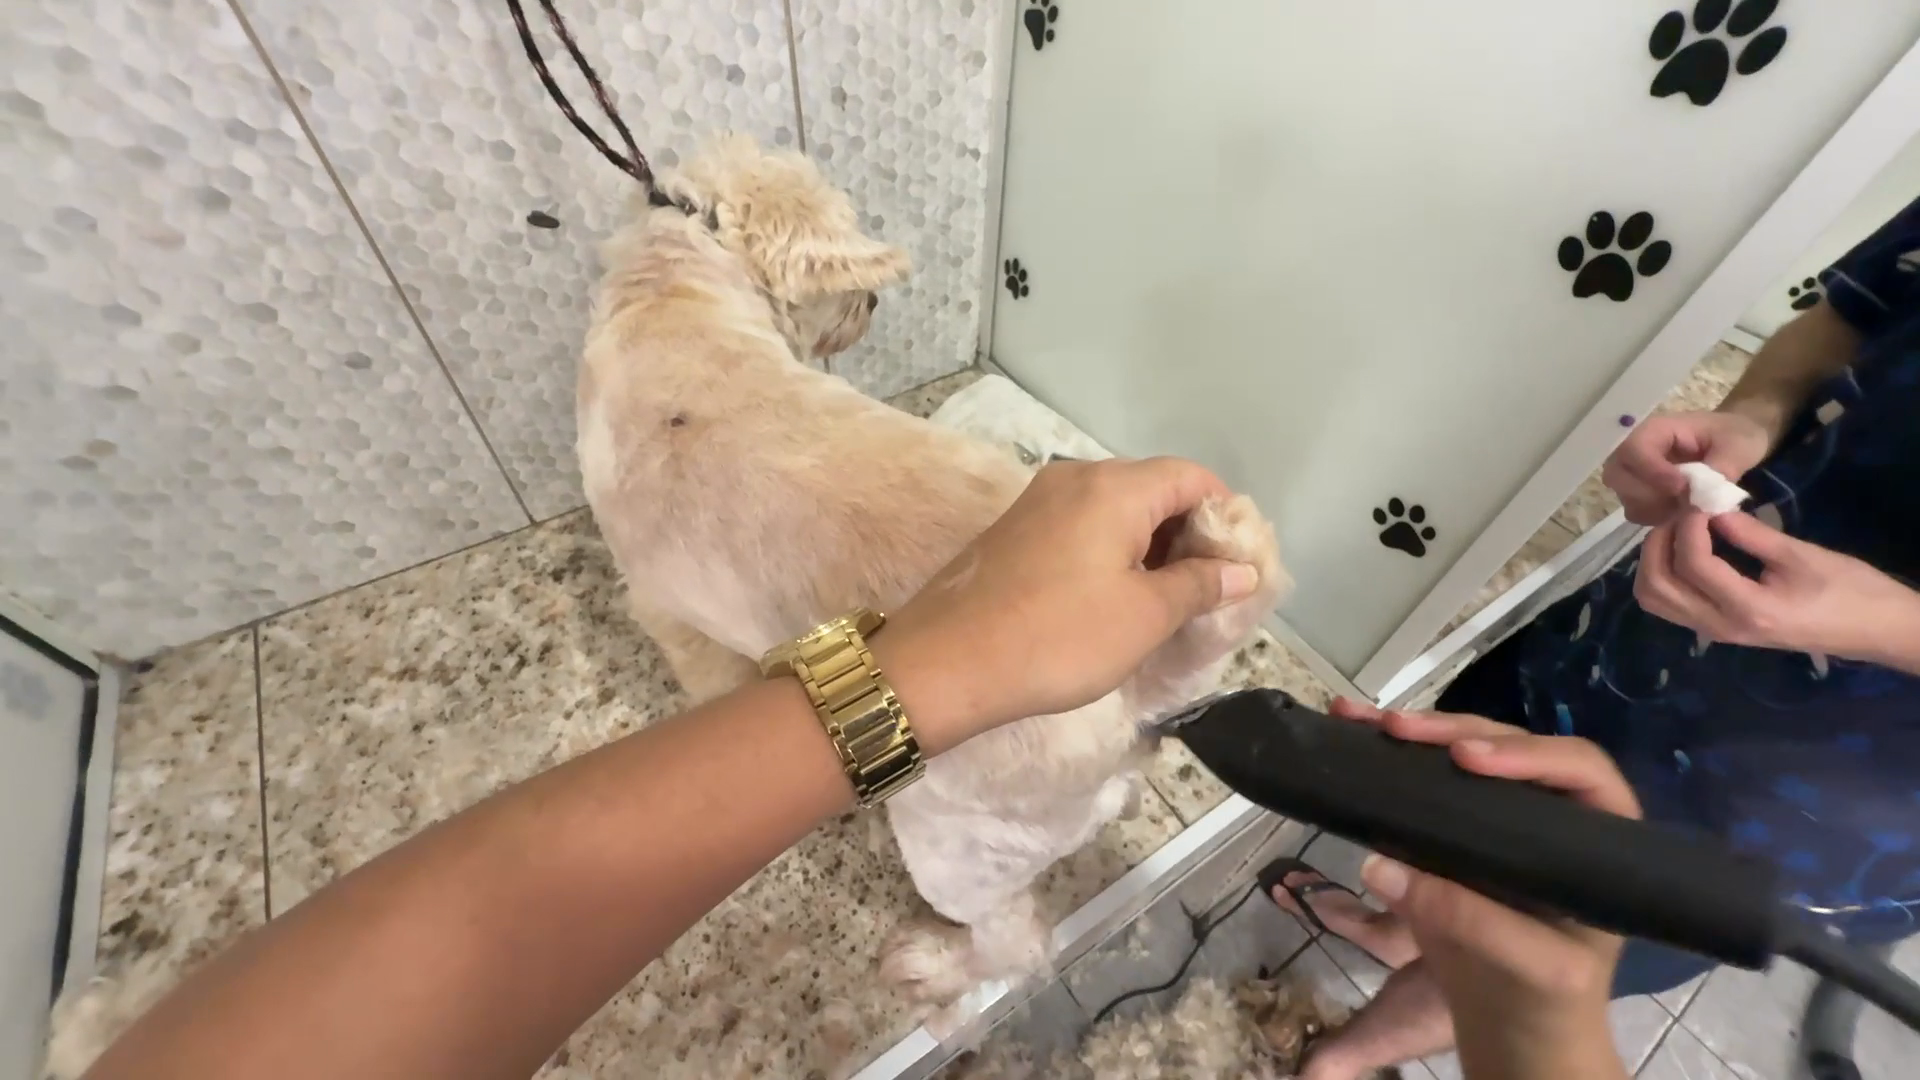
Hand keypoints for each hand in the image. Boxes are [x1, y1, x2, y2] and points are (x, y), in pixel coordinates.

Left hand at [880, 458, 1266, 744]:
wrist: (948, 662)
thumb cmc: (1058, 637)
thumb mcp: (1144, 615)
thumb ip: (1199, 584)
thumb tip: (1241, 569)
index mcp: (1113, 487)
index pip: (1190, 476)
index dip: (1223, 514)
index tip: (1235, 564)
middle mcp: (1074, 478)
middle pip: (1151, 488)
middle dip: (1186, 533)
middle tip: (1203, 589)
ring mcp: (1038, 501)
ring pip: (1114, 510)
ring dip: (1147, 546)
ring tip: (1162, 600)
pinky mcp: (1015, 529)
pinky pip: (1079, 526)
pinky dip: (1109, 551)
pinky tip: (1112, 596)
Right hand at [1330, 700, 1634, 1077]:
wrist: (1507, 1019)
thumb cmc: (1545, 995)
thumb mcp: (1530, 966)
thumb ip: (1467, 918)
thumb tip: (1379, 866)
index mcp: (1594, 837)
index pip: (1578, 770)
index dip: (1527, 754)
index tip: (1467, 759)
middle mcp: (1544, 809)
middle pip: (1505, 743)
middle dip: (1448, 729)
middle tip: (1398, 728)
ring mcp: (1489, 809)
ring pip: (1454, 746)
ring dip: (1406, 726)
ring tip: (1359, 716)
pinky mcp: (1442, 817)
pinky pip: (1415, 771)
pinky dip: (1379, 746)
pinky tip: (1347, 724)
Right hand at [1602, 411, 1771, 525]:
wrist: (1731, 443)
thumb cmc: (1734, 436)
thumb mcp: (1739, 445)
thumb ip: (1722, 467)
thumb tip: (1703, 496)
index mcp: (1653, 430)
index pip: (1634, 451)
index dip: (1653, 472)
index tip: (1684, 489)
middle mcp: (1631, 451)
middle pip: (1618, 476)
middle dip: (1652, 495)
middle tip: (1687, 502)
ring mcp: (1629, 473)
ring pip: (1624, 496)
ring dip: (1656, 508)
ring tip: (1688, 507)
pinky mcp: (1634, 491)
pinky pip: (1633, 509)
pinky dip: (1656, 516)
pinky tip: (1679, 512)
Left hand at [1634, 510, 1919, 669]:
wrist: (1881, 632)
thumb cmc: (1855, 592)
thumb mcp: (1805, 556)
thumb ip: (1752, 535)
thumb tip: (1711, 510)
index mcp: (1748, 609)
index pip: (1692, 565)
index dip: (1687, 529)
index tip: (1695, 504)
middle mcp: (1718, 625)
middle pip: (1656, 584)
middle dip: (1656, 545)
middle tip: (1676, 517)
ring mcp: (1711, 631)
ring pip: (1653, 598)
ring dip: (1650, 562)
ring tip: (1674, 533)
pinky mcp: (1712, 629)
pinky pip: (1667, 604)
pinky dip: (1660, 577)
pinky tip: (1678, 554)